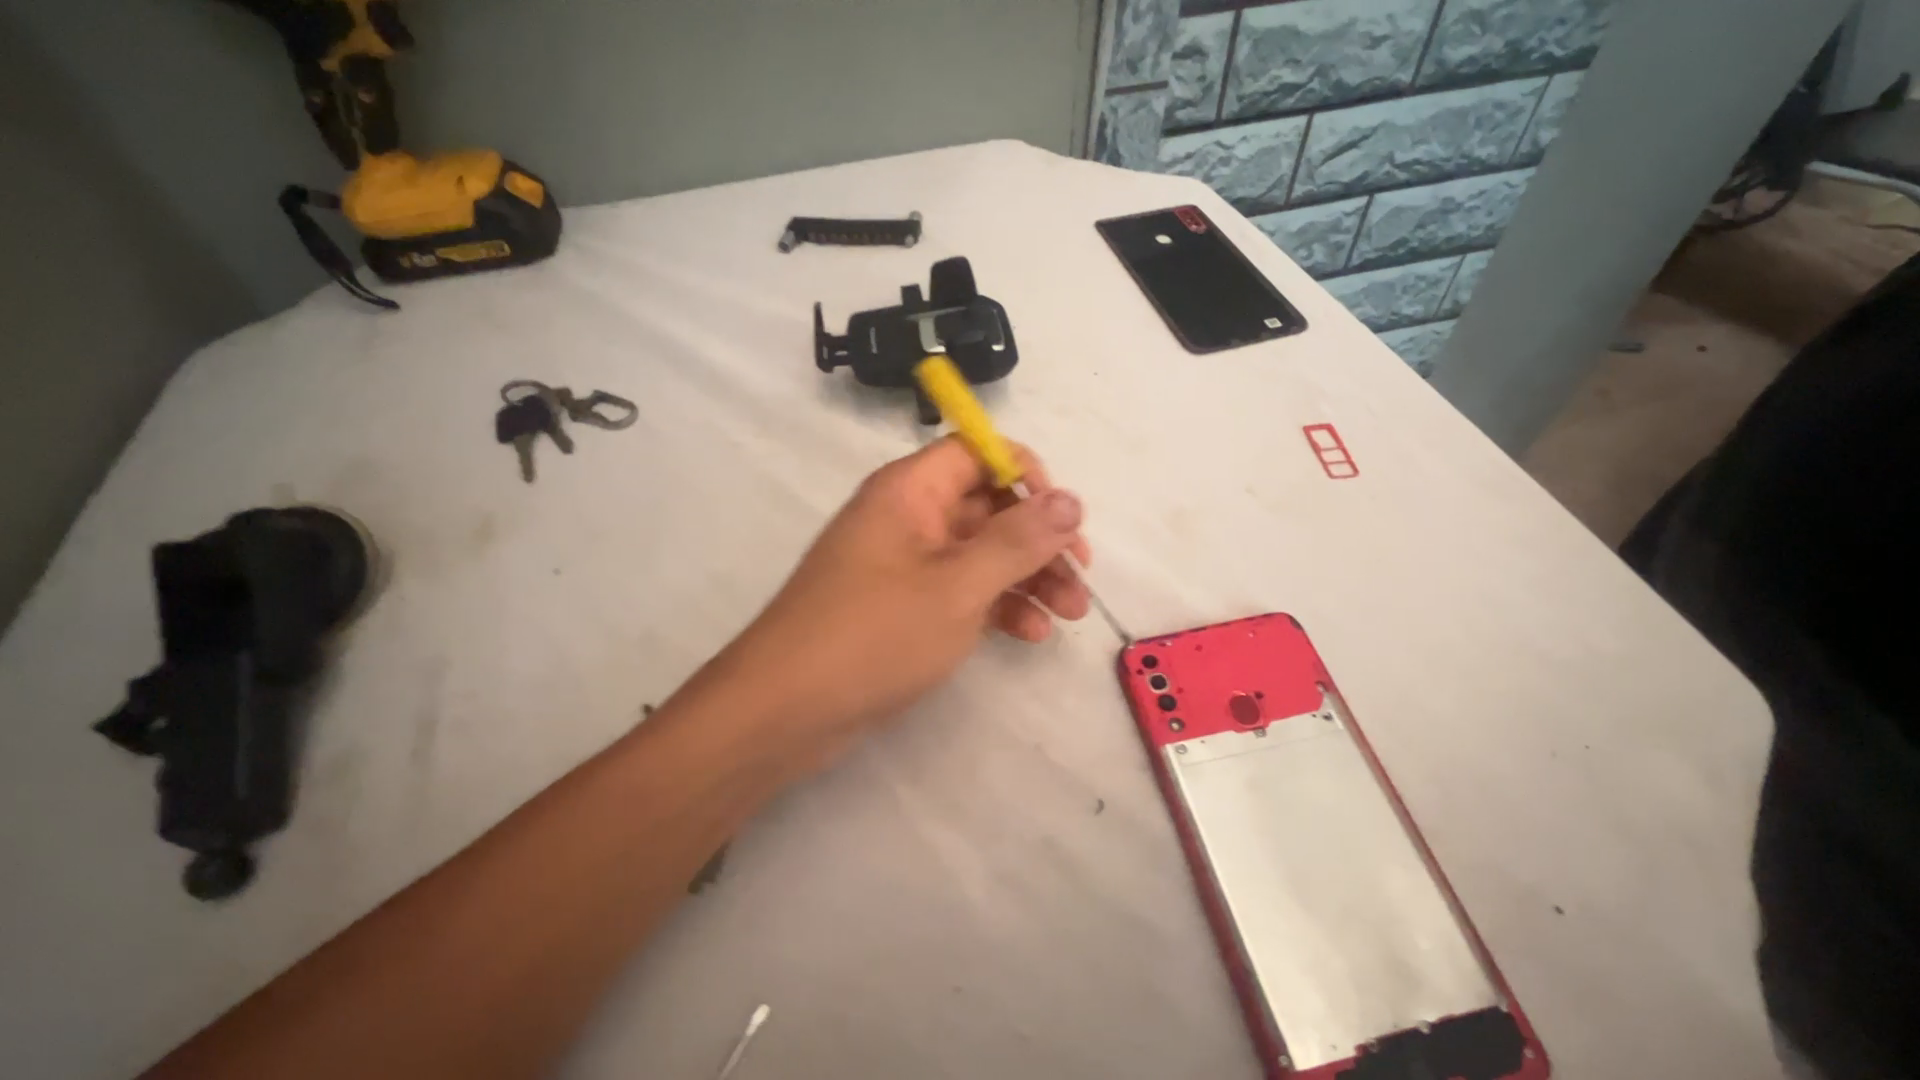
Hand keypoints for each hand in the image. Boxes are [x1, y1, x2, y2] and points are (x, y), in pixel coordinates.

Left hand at [685, 437, 1090, 764]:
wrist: (785, 710)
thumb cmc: (874, 635)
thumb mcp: (958, 586)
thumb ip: (1018, 541)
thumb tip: (1071, 500)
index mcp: (910, 490)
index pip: (978, 452)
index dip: (1027, 477)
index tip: (1063, 519)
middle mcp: (905, 516)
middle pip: (986, 506)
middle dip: (1038, 540)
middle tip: (1080, 581)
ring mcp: (901, 564)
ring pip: (978, 553)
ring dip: (1027, 578)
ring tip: (1069, 616)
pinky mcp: (900, 607)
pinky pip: (959, 591)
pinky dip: (995, 606)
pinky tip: (1029, 635)